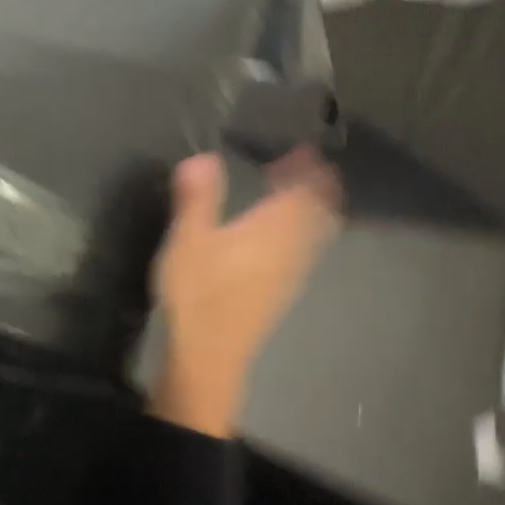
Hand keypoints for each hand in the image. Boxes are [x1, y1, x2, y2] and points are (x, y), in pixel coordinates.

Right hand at [149, 148, 340, 436]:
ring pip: (313, 233)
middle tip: (305, 164)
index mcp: (271, 233)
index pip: (303, 195)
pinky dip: (299, 228)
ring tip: (296, 190)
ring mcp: (289, 273)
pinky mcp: (278, 289)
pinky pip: (303, 248)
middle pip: (317, 214)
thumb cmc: (196, 293)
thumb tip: (204, 157)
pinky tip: (279, 230)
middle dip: (316, 188)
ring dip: (310, 208)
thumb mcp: (187, 241)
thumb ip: (197, 199)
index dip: (309, 171)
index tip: (307, 149)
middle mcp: (290, 251)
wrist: (208, 355)